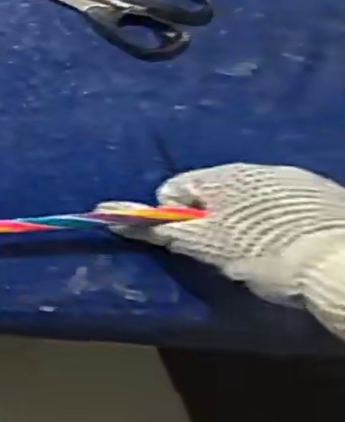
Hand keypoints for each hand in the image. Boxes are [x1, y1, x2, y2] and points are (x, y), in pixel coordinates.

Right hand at [102, 163, 344, 336]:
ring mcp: (305, 183)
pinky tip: (299, 244)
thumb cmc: (261, 252)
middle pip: (215, 194)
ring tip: (269, 248)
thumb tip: (101, 210)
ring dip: (251, 220)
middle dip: (216, 217)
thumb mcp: (197, 242)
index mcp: (222, 174)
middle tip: (231, 247)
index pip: (173, 190)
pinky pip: (291, 207)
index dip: (177, 218)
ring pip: (254, 201)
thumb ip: (147, 225)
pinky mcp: (338, 199)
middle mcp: (261, 169)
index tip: (198, 240)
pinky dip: (286, 223)